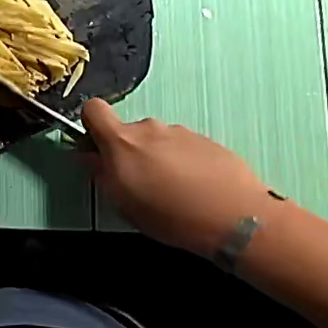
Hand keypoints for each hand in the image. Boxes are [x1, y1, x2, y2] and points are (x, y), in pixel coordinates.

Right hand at [82, 99, 274, 257]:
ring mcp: (182, 133)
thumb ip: (100, 173)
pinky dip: (185, 164)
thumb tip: (91, 159)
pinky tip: (195, 191)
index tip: (97, 146)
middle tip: (140, 182)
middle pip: (129, 131)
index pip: (93, 109)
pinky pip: (185, 148)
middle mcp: (151, 128)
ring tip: (173, 191)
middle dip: (130, 151)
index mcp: (122, 141)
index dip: (91, 124)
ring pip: (159, 140)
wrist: (235, 217)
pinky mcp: (209, 143)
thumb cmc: (171, 214)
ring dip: (159, 158)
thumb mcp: (121, 202)